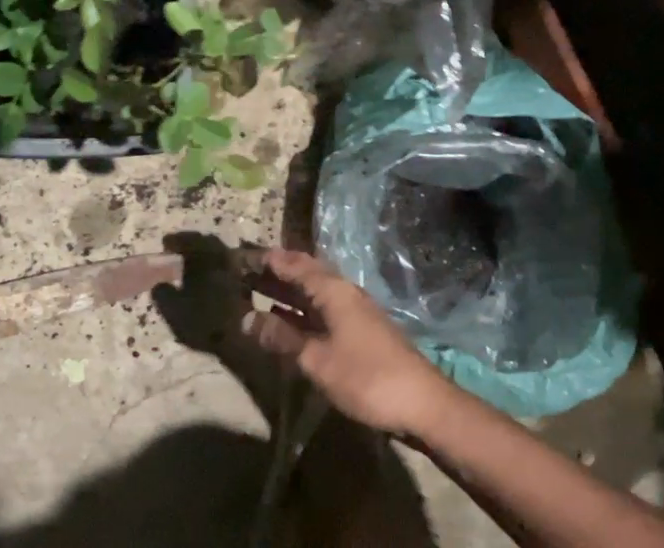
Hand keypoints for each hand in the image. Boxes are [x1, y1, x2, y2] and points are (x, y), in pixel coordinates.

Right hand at [244, 249, 448, 436]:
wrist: (424, 405)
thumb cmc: (367, 378)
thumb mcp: (317, 359)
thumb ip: (281, 338)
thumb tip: (245, 319)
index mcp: (333, 291)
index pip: (293, 264)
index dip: (266, 260)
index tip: (239, 257)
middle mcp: (344, 292)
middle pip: (305, 273)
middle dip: (275, 271)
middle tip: (245, 271)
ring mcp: (355, 312)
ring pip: (314, 292)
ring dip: (287, 290)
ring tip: (258, 290)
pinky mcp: (361, 331)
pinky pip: (323, 309)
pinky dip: (301, 309)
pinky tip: (287, 320)